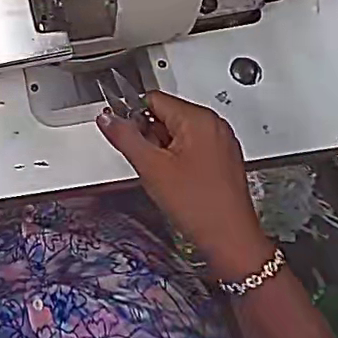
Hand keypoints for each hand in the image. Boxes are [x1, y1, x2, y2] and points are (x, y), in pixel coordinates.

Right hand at [97, 92, 272, 278]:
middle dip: (150, 136)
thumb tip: (107, 118)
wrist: (230, 239)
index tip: (124, 134)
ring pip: (178, 132)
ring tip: (166, 176)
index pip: (153, 99)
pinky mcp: (223, 157)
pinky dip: (178, 159)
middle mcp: (214, 124)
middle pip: (166, 114)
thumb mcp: (152, 168)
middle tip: (150, 163)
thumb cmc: (200, 206)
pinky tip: (178, 181)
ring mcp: (221, 141)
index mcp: (198, 118)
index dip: (133, 116)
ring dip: (163, 149)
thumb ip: (125, 138)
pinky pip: (192, 147)